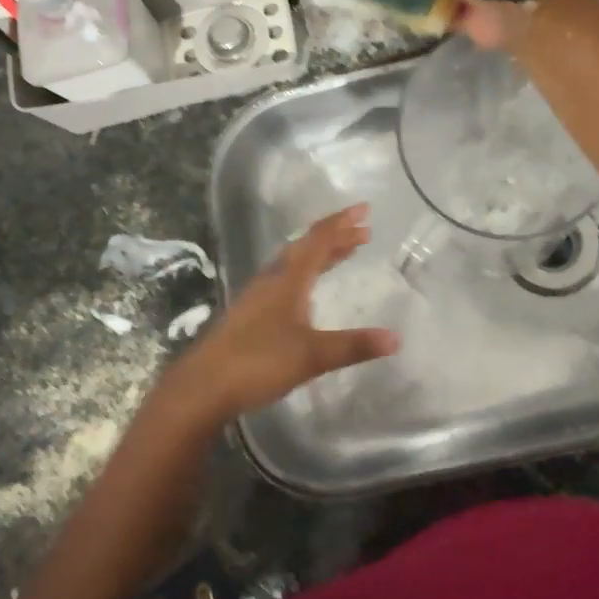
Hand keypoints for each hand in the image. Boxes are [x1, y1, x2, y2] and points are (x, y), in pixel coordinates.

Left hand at [166, 205, 397, 419]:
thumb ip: (354, 345)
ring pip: (293, 264)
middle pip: (306, 248)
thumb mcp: (312, 355)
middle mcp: (272, 281)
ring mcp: (257, 298)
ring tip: (343, 252)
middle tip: (362, 231)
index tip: (364, 210)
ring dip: (320, 254)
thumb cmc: (258, 363)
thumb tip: (396, 338)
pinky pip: (284, 280)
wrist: (202, 388)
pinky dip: (306, 274)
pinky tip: (307, 291)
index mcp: (288, 280)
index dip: (341, 224)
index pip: (318, 241)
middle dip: (335, 237)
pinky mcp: (249, 316)